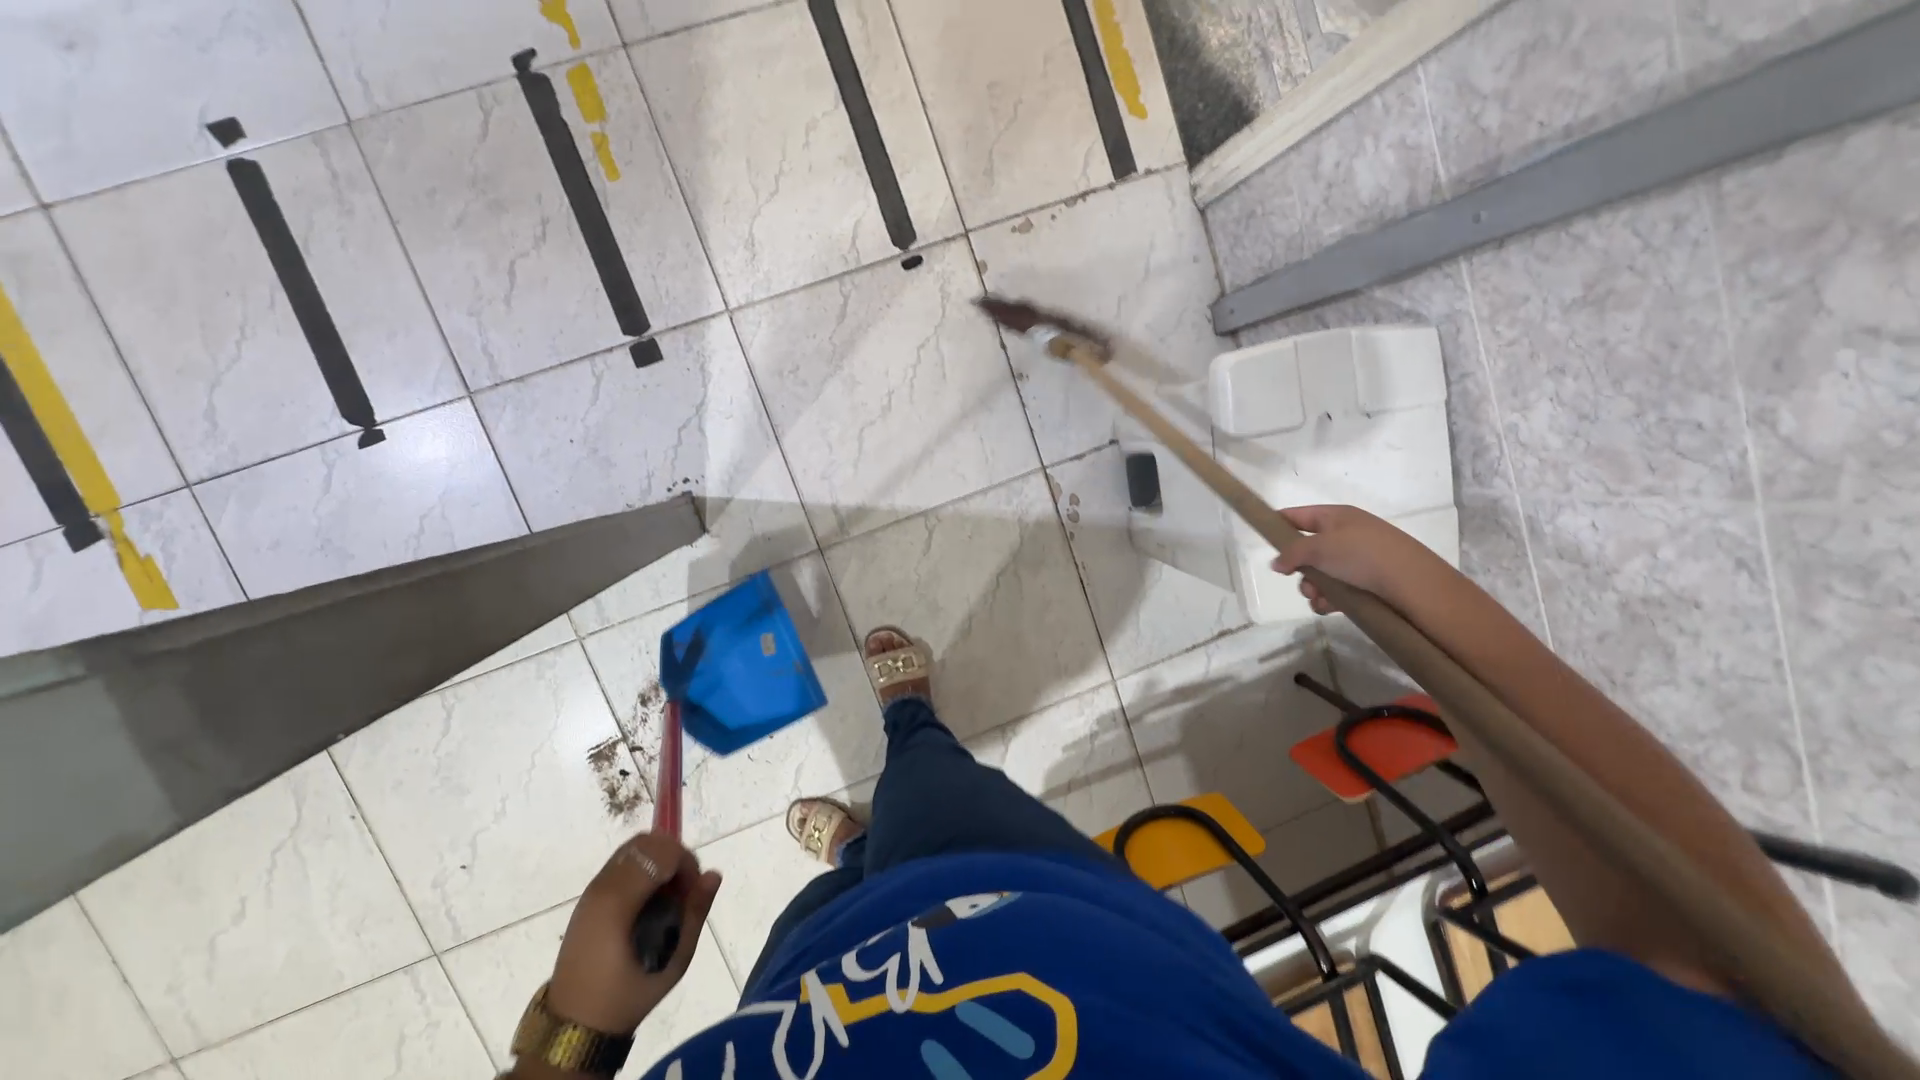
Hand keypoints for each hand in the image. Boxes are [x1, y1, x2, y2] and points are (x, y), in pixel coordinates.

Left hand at [545, 832, 722, 1034]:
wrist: (576, 1024)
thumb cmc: (628, 995)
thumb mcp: (673, 961)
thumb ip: (695, 913)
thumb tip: (713, 874)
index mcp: (618, 902)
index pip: (660, 852)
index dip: (686, 863)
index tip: (693, 892)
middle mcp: (601, 887)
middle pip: (646, 842)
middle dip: (673, 857)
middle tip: (684, 891)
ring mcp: (591, 891)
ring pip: (633, 849)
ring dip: (658, 862)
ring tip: (668, 898)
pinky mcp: (589, 898)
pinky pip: (622, 864)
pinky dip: (644, 870)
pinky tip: (650, 903)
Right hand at [1270, 505, 1446, 612]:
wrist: (1412, 583)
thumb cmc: (1362, 554)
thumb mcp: (1320, 547)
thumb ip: (1292, 553)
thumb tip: (1276, 563)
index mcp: (1335, 517)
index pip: (1297, 516)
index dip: (1278, 525)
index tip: (1262, 539)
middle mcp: (1345, 535)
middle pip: (1307, 550)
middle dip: (1298, 568)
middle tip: (1297, 578)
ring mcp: (1356, 560)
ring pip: (1319, 574)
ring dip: (1312, 587)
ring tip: (1317, 598)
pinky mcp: (1365, 583)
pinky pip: (1335, 590)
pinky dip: (1328, 599)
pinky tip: (1328, 607)